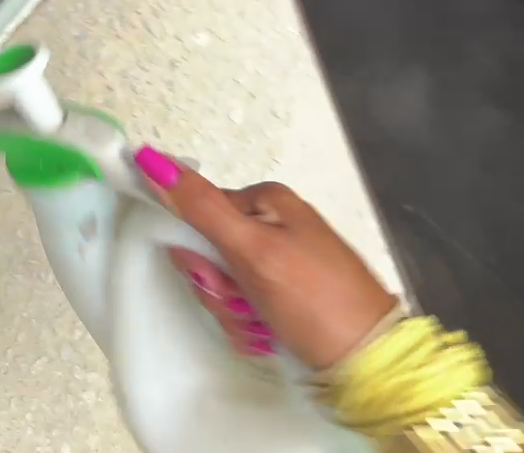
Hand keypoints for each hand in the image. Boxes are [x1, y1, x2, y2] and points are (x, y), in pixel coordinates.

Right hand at [134, 145, 396, 369]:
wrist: (375, 367)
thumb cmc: (314, 299)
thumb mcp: (252, 248)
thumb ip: (199, 205)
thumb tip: (148, 156)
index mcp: (266, 200)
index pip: (198, 209)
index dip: (195, 246)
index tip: (213, 275)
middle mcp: (273, 223)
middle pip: (208, 247)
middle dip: (214, 282)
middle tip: (238, 301)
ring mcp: (281, 260)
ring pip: (222, 277)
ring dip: (228, 306)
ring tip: (256, 324)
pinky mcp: (288, 293)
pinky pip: (242, 298)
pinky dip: (245, 319)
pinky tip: (263, 333)